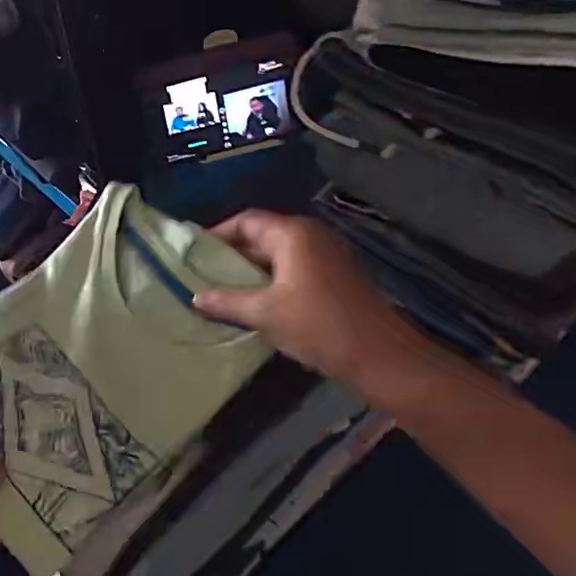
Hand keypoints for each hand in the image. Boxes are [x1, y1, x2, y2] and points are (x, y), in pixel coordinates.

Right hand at [194, 209, 433, 387]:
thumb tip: (196, 296)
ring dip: (253, 268)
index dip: (218, 233)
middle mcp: (312, 235)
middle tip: (205, 273)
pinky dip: (274, 278)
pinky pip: (296, 266)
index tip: (195, 250)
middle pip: (264, 234)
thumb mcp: (265, 314)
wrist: (380, 354)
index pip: (247, 220)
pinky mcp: (337, 274)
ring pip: (280, 253)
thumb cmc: (318, 326)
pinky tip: (258, 301)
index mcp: (293, 235)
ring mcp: (329, 254)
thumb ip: (227, 302)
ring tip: (225, 288)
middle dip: (234, 253)